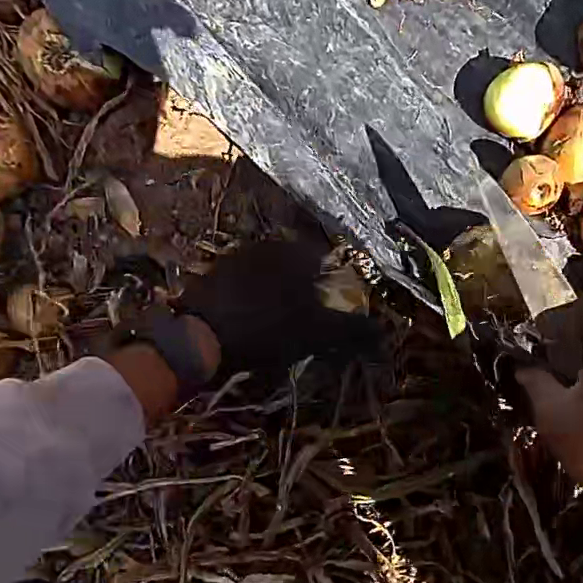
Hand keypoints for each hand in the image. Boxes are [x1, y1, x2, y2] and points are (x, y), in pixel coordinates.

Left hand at [178, 238, 378, 373]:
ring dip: (281, 287)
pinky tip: (254, 314)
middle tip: (312, 308)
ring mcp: (239, 257)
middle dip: (308, 281)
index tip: (336, 298)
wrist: (199, 337)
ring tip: (284, 314)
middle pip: (299, 261)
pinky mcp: (215, 273)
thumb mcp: (317, 334)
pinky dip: (255, 293)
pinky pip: (246, 280)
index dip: (335, 277)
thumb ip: (352, 330)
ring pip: (271, 269)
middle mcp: (269, 246)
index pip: (327, 256)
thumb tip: (383, 333)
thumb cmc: (268, 329)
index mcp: (297, 253)